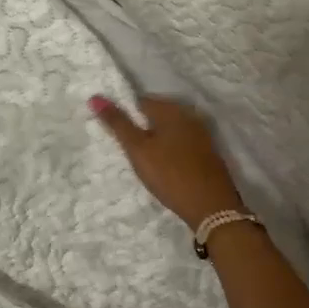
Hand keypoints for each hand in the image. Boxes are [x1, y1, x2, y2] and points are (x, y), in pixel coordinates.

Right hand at [89, 94, 245, 229]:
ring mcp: (203, 136)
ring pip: (171, 129)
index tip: (121, 135)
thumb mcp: (137, 148)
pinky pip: (184, 142)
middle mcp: (189, 117)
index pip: (140, 101)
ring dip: (158, 139)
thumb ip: (116, 122)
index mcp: (171, 110)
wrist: (214, 210)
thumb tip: (94, 97)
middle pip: (157, 114)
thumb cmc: (170, 174)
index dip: (127, 115)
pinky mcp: (210, 154)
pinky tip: (167, 166)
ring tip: (147, 158)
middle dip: (143, 126)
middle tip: (132, 148)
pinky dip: (173, 149)